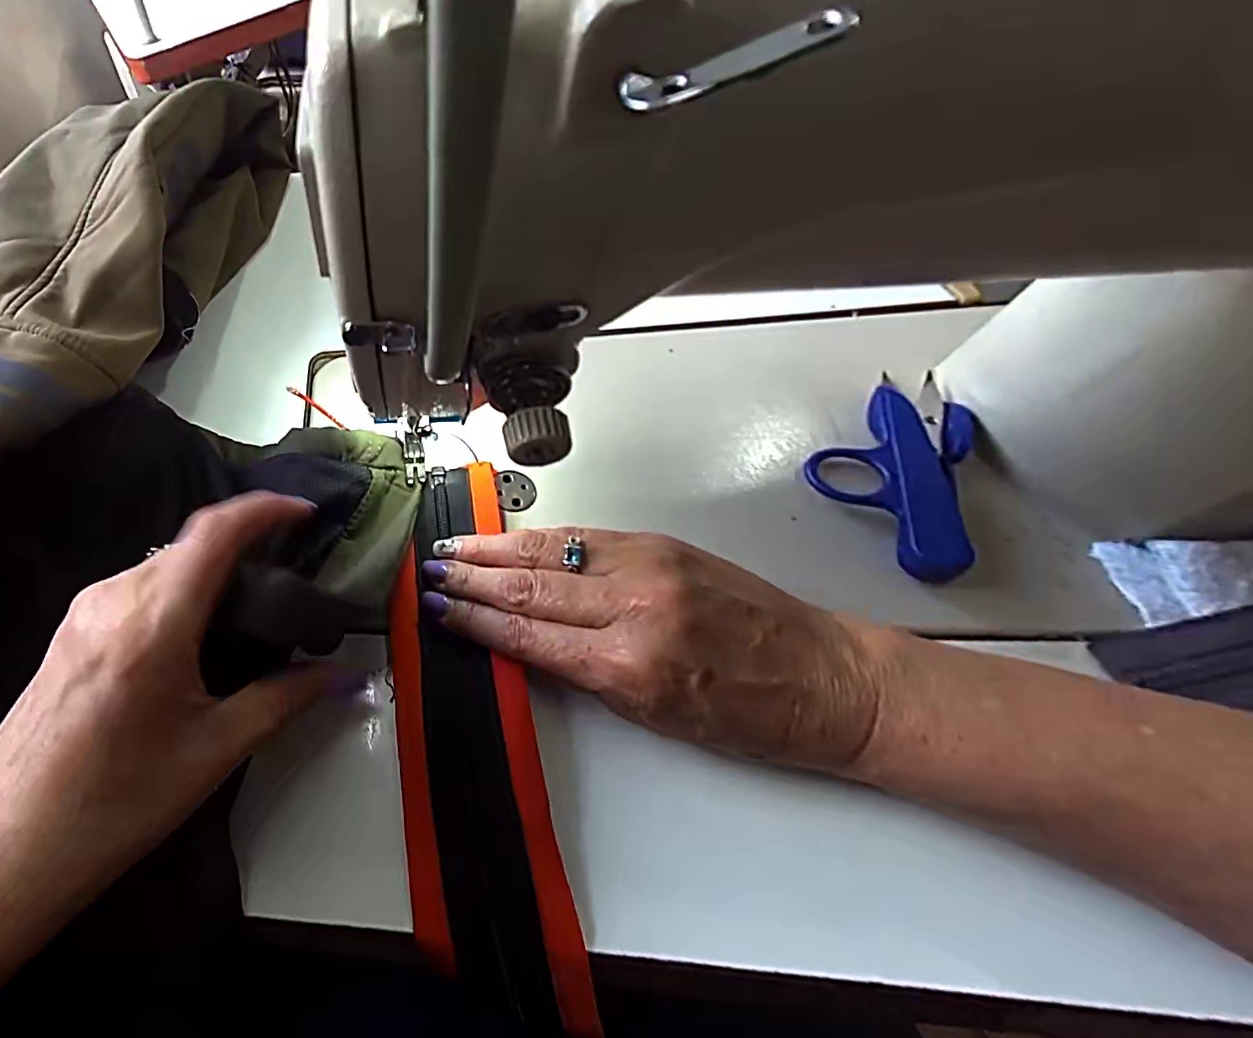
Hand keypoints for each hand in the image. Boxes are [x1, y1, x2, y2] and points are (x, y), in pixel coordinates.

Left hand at [0, 492, 345, 1037]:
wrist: (2, 851)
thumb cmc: (115, 804)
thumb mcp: (214, 750)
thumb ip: (285, 699)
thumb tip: (345, 679)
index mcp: (153, 621)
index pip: (214, 532)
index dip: (265, 509)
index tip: (305, 513)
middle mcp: (113, 598)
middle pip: (192, 543)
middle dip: (246, 543)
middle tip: (289, 576)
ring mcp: (85, 610)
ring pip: (165, 562)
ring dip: (213, 568)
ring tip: (252, 607)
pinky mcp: (71, 628)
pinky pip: (140, 585)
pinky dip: (182, 588)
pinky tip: (199, 631)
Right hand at [422, 528, 893, 770]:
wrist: (822, 676)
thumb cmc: (746, 715)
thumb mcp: (652, 715)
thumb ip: (583, 672)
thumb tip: (526, 644)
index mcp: (629, 665)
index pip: (528, 636)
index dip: (475, 622)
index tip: (438, 610)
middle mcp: (634, 607)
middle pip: (530, 587)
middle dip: (472, 578)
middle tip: (430, 571)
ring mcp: (649, 565)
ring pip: (551, 552)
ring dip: (496, 549)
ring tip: (454, 547)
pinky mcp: (663, 543)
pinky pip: (585, 538)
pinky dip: (541, 537)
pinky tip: (513, 537)